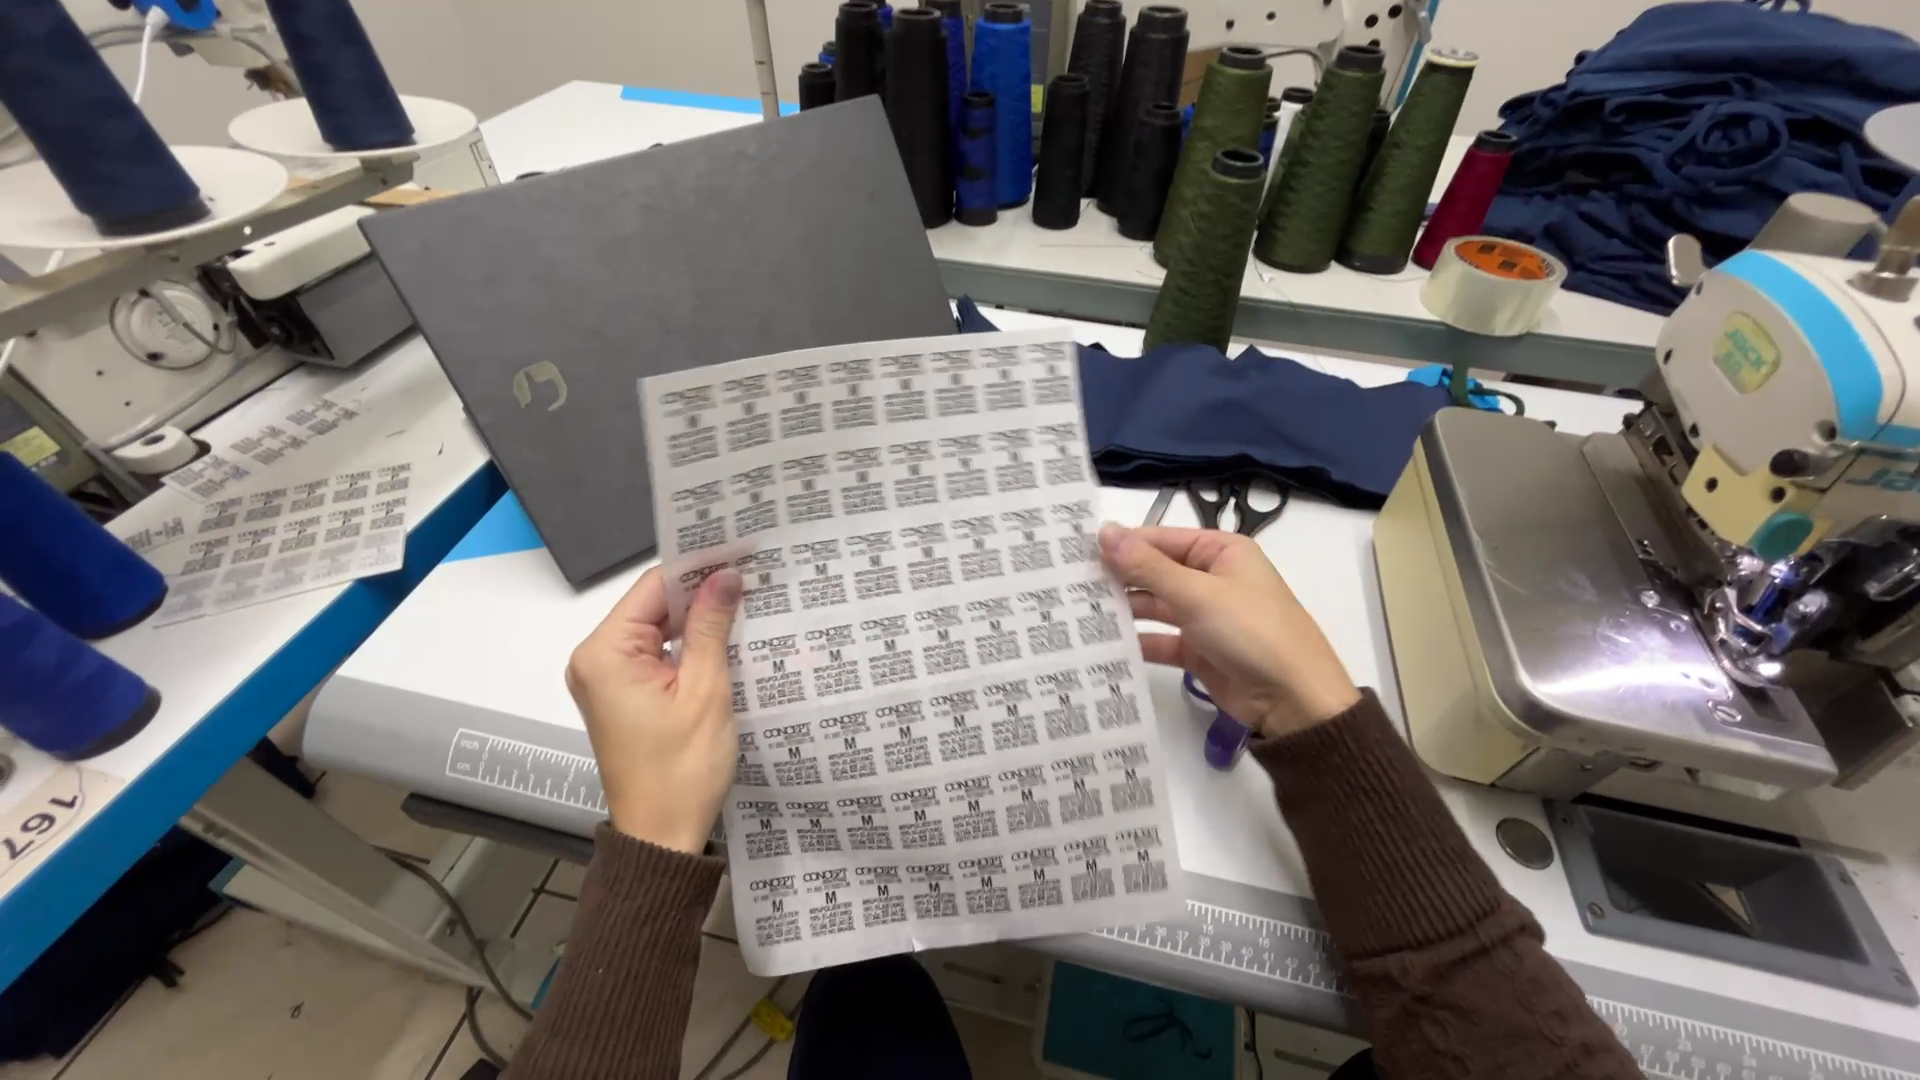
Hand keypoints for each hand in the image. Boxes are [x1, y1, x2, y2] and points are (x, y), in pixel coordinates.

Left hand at [565, 566, 742, 853]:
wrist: (662, 835)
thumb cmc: (682, 769)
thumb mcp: (706, 690)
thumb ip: (712, 627)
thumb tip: (727, 575)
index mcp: (604, 653)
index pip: (654, 588)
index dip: (698, 567)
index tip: (740, 552)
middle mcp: (596, 659)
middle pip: (653, 606)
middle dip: (701, 592)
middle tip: (752, 574)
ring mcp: (607, 678)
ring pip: (658, 629)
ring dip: (698, 619)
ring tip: (747, 599)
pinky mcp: (624, 694)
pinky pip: (657, 654)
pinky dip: (689, 645)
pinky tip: (726, 636)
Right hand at [1099, 523, 1359, 736]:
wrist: (1294, 700)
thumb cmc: (1251, 631)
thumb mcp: (1197, 593)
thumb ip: (1147, 566)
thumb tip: (1104, 532)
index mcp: (1222, 552)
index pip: (1162, 539)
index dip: (1123, 544)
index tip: (1078, 549)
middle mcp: (1212, 579)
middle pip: (1156, 572)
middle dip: (1119, 577)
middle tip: (1069, 581)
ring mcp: (1206, 616)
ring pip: (1156, 606)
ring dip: (1125, 610)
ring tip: (1078, 611)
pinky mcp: (1200, 651)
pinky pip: (1161, 640)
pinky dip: (1138, 641)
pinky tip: (1104, 644)